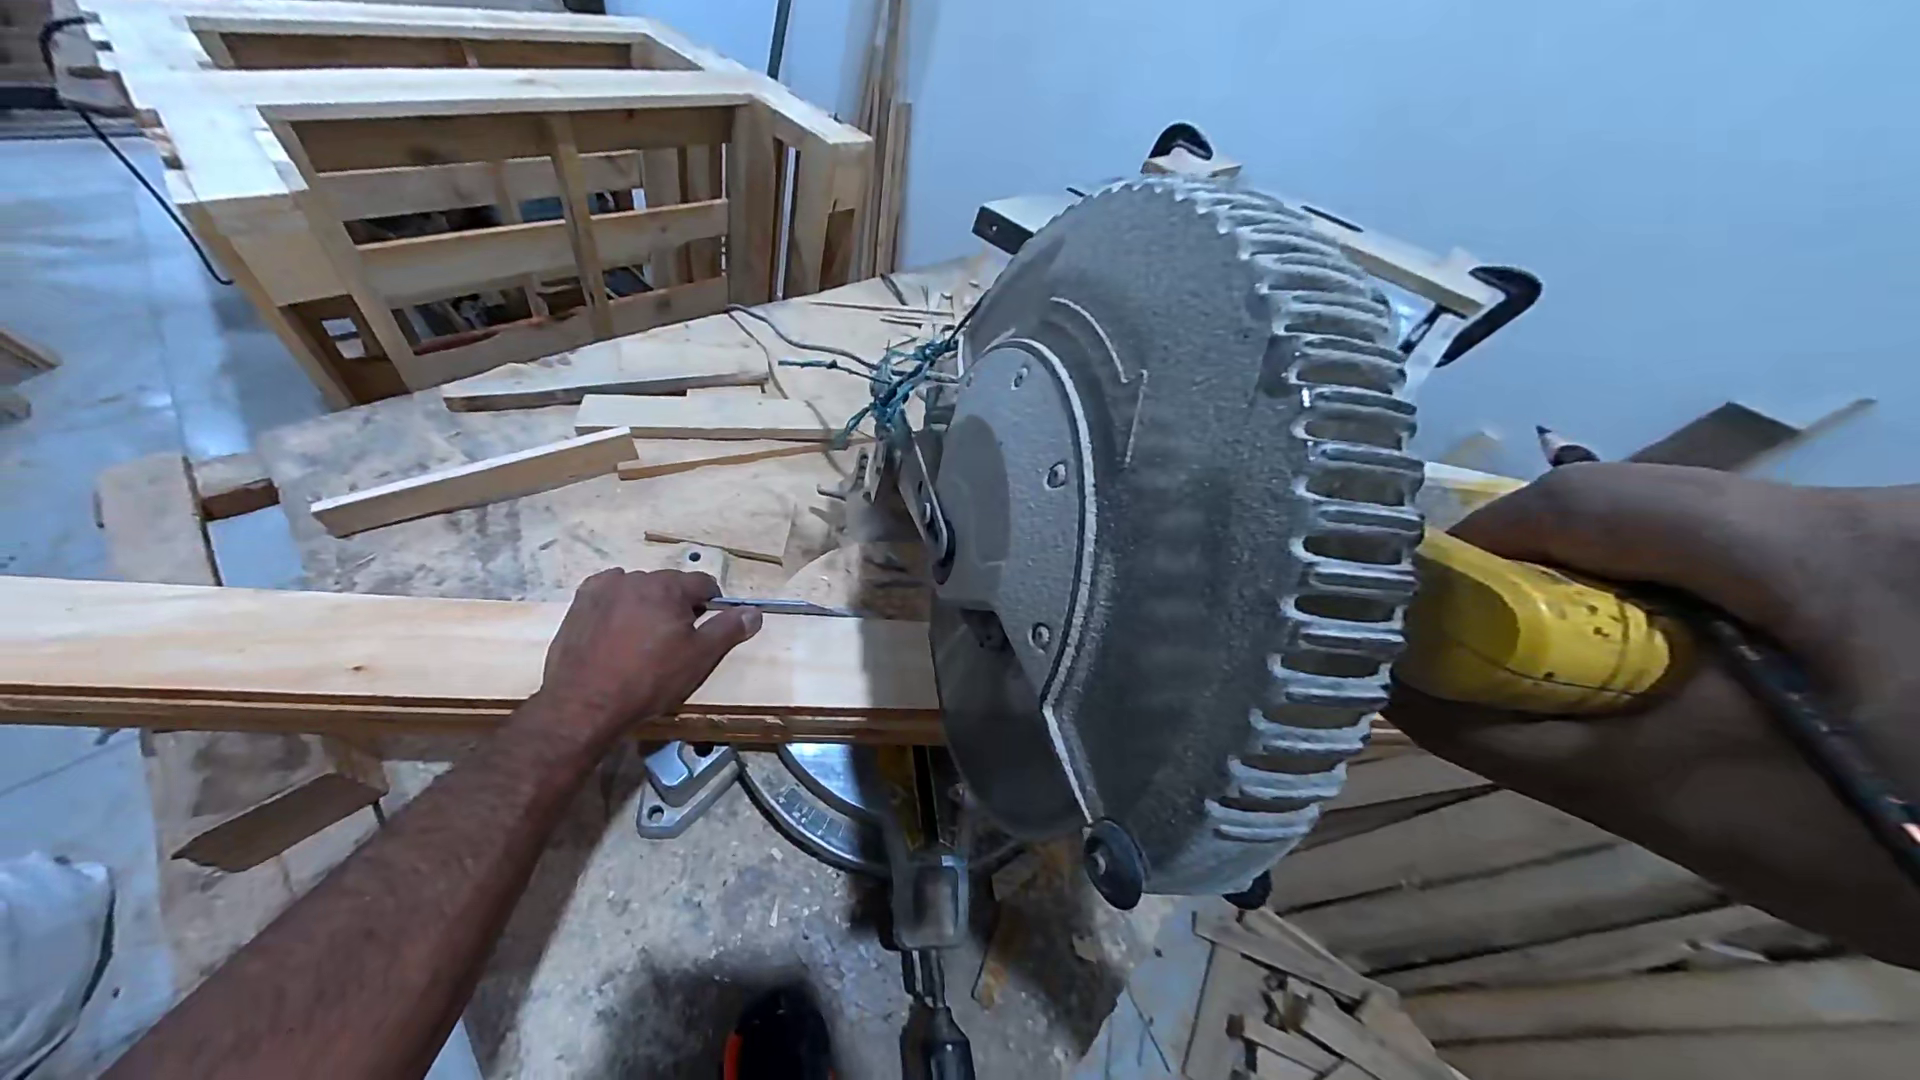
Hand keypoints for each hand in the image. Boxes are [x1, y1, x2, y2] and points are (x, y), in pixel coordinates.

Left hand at [534, 568, 761, 749]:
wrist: (584, 705)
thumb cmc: (649, 679)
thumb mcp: (700, 657)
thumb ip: (729, 629)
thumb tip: (754, 612)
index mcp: (668, 586)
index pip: (704, 583)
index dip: (712, 605)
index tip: (706, 629)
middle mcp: (635, 578)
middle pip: (670, 585)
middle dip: (678, 605)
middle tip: (676, 640)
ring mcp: (603, 589)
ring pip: (639, 589)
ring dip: (648, 605)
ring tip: (643, 640)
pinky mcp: (578, 605)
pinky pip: (608, 595)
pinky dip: (618, 606)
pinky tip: (617, 631)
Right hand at [1388, 463, 1919, 966]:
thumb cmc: (1899, 857)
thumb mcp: (1684, 806)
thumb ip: (1517, 740)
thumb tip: (1393, 690)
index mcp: (1826, 546)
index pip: (1589, 501)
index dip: (1482, 542)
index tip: (1427, 600)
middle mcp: (1860, 508)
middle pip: (1626, 506)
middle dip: (1532, 569)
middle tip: (1488, 640)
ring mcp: (1886, 530)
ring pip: (1672, 528)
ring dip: (1592, 586)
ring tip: (1566, 658)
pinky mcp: (1892, 561)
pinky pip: (1727, 554)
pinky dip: (1658, 599)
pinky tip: (1656, 657)